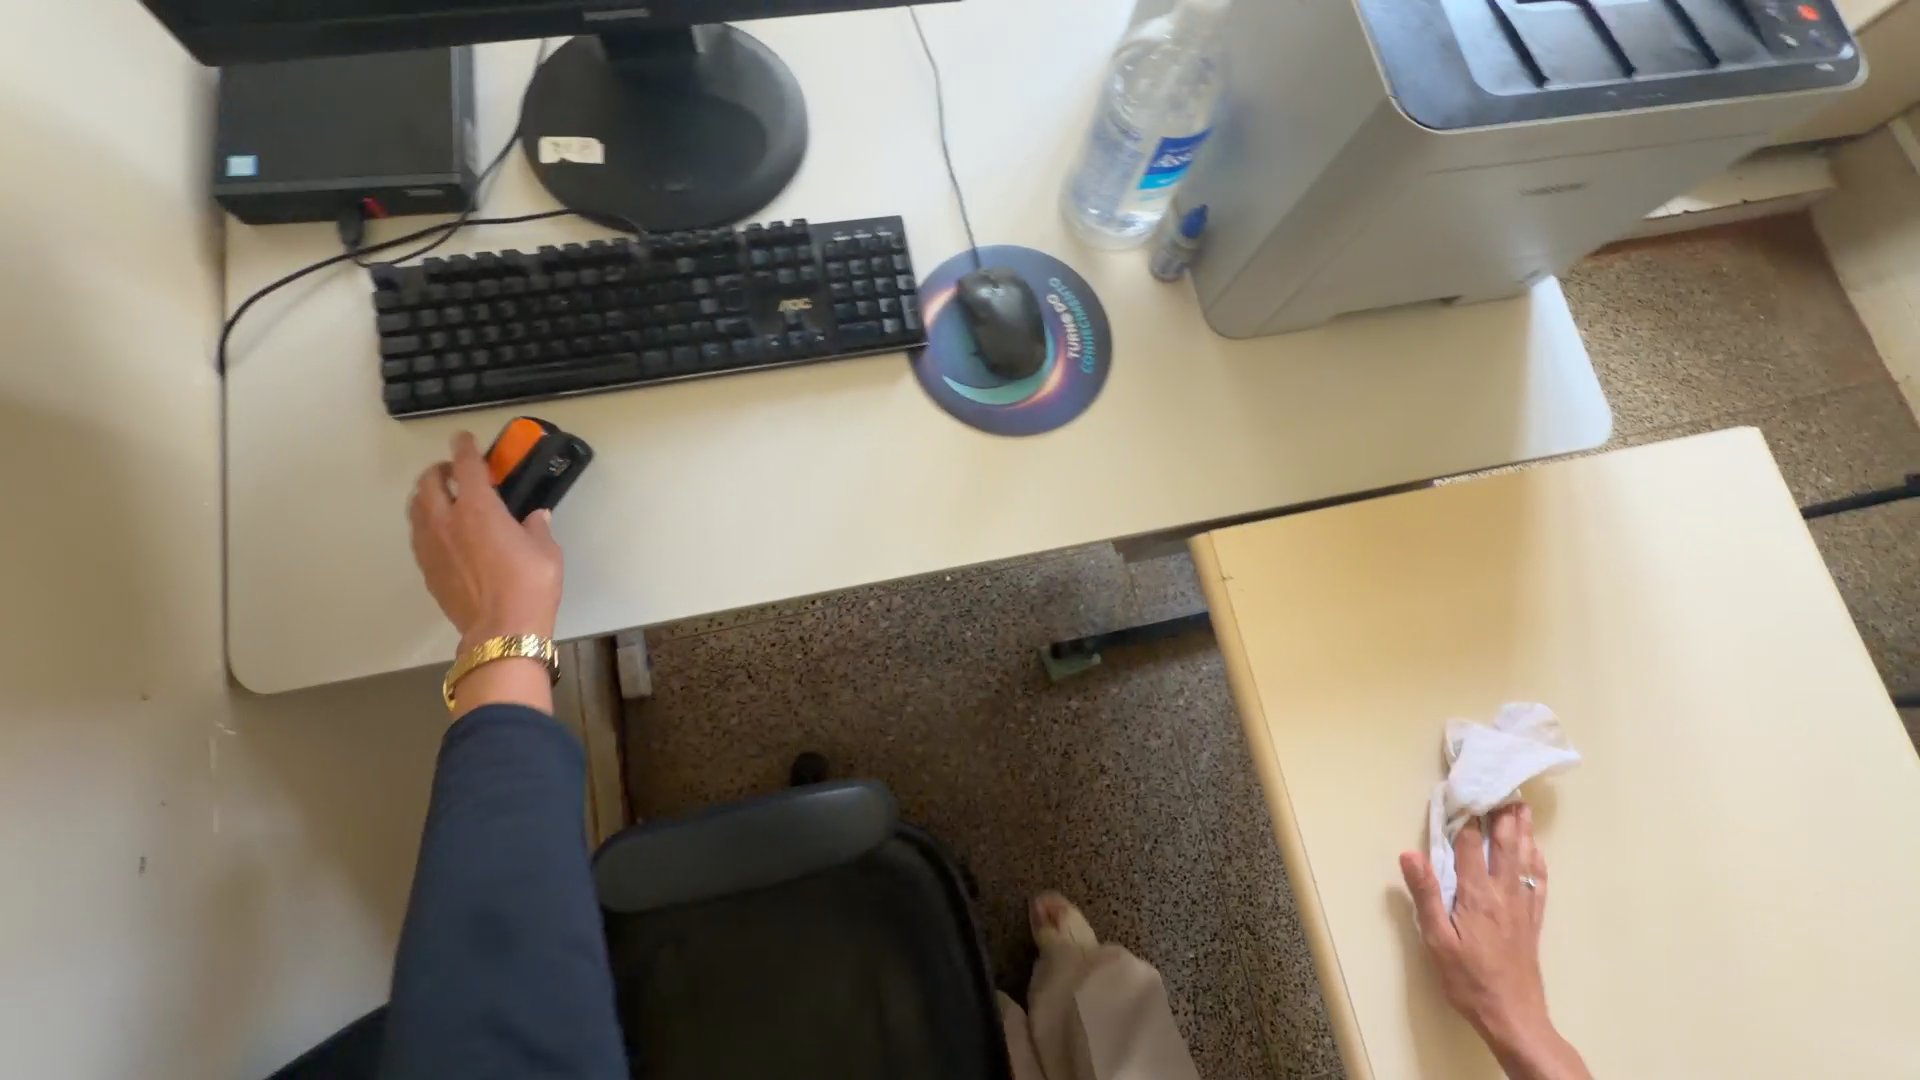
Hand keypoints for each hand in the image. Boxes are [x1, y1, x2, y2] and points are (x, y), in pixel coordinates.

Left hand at [410, 432, 563, 714]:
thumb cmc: (531, 584)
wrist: (502, 628)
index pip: (466, 467)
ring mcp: (431, 545)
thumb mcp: (547, 551)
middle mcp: (446, 521)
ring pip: (417, 508)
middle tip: (454, 471)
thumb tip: (535, 517)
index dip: (465, 448)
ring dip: (427, 495)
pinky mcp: (427, 568)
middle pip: (429, 483)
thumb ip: (537, 527)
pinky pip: (419, 534)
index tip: (464, 438)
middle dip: (439, 470)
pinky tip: (442, 531)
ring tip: (442, 497)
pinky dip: (427, 522)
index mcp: (478, 509)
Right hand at [1400, 804, 1590, 1079]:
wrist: (1514, 1018)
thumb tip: (1410, 852)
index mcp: (1476, 895)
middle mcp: (1503, 895)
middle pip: (1504, 846)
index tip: (1463, 790)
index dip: (1465, 817)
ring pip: (1525, 860)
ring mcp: (1522, 908)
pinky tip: (1536, 853)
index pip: (1469, 846)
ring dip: (1522, 832)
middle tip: (1503, 787)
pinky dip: (1537, 862)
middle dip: (1502, 816)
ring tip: (1522, 808)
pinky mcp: (1531, 922)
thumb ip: (1426, 893)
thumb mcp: (1437, 938)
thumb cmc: (1468, 979)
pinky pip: (1538, 884)